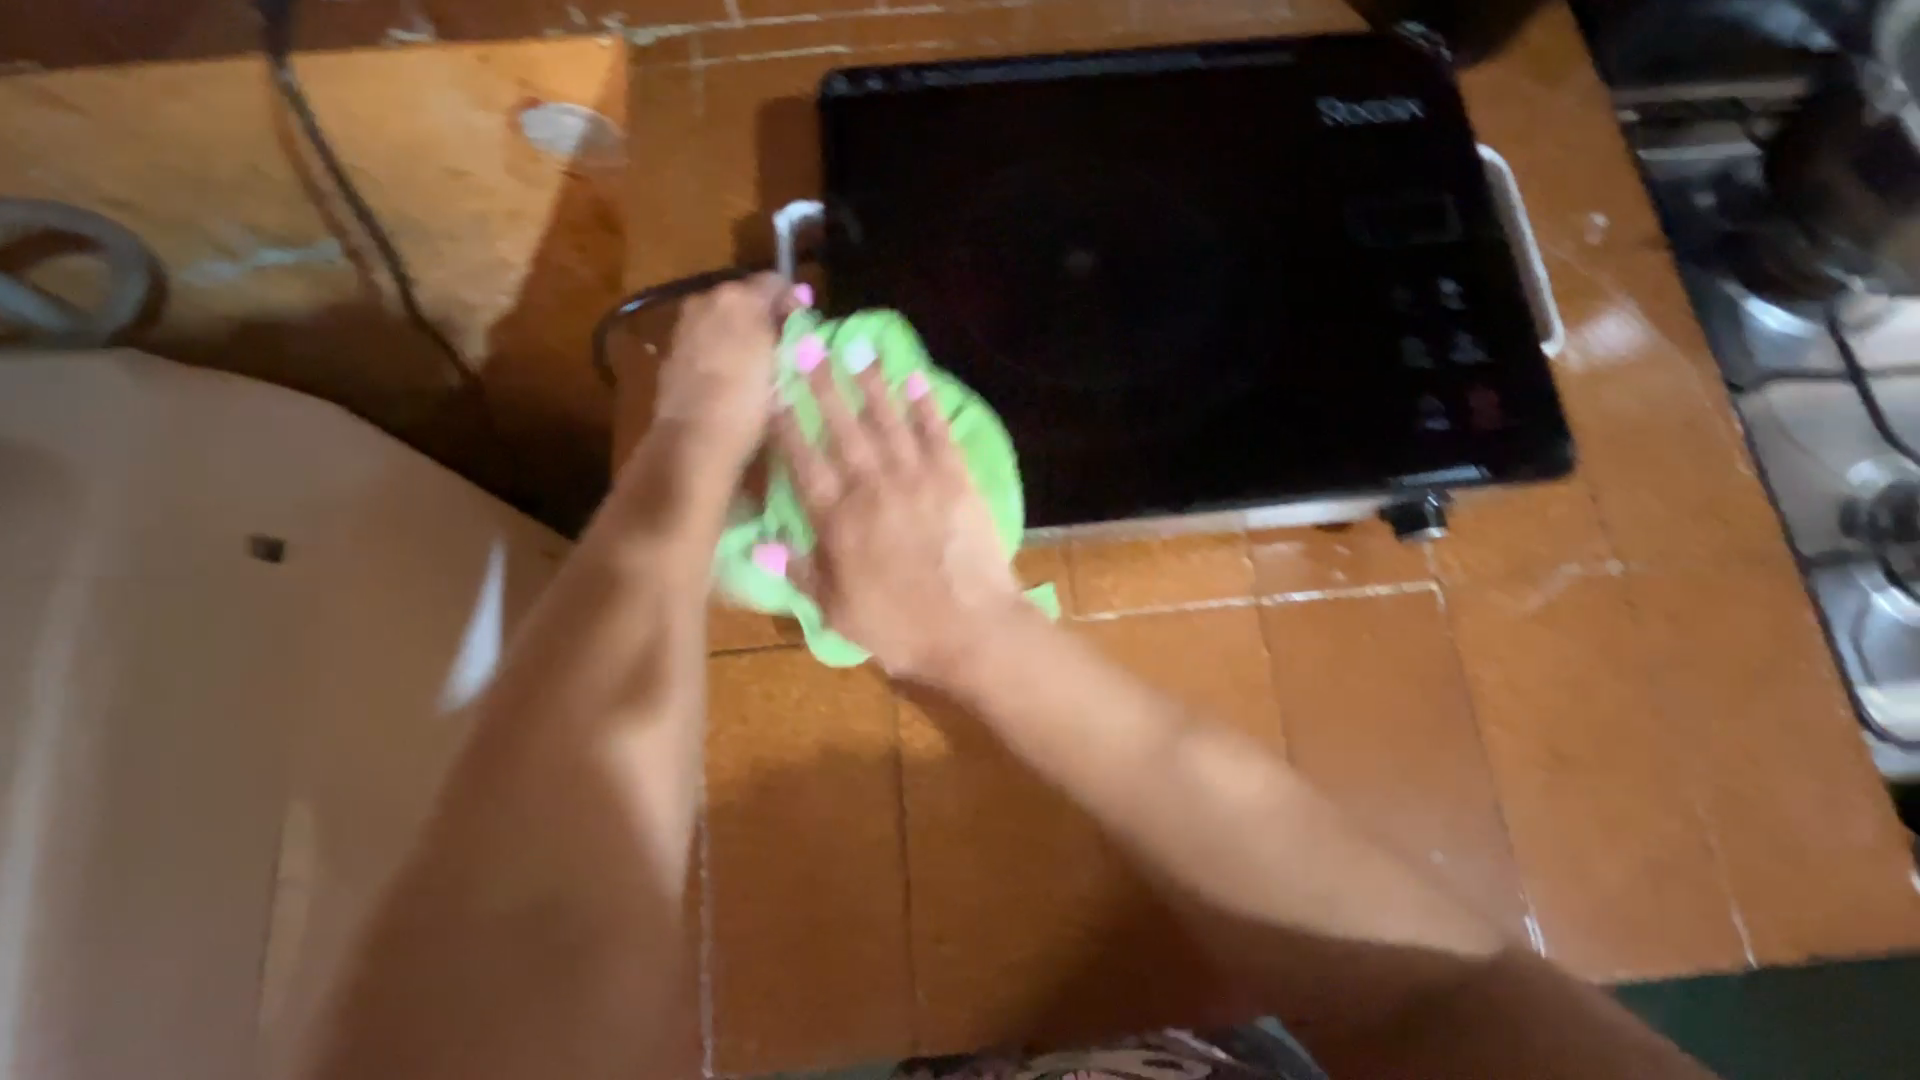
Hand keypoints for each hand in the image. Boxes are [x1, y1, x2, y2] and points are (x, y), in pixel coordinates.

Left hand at [652, 274, 802, 470]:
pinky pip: (706, 341)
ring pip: (724, 320)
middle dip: (763, 317)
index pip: (775, 282)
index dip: (792, 302)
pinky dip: (720, 351)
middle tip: (782, 349)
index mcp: (739, 296)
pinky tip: (731, 379)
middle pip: (745, 299)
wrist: (694, 438)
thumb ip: (791, 328)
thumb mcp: (784, 363)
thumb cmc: (748, 400)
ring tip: (758, 367)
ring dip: (740, 335)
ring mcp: (685, 325)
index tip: (804, 328)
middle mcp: (707, 299)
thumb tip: (797, 303)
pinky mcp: (672, 352)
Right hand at [774, 356, 1026, 683]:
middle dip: (822, 384)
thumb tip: (761, 545)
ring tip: (858, 348)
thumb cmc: (899, 628)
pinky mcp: (956, 479)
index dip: (786, 422)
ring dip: (871, 383)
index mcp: (837, 519)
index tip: (773, 389)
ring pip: (887, 420)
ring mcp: (917, 478)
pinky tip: (916, 379)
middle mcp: (871, 487)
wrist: (971, 629)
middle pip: (841, 426)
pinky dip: (926, 405)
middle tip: (808, 345)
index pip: (803, 460)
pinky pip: (937, 433)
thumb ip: (800, 572)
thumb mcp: (836, 611)